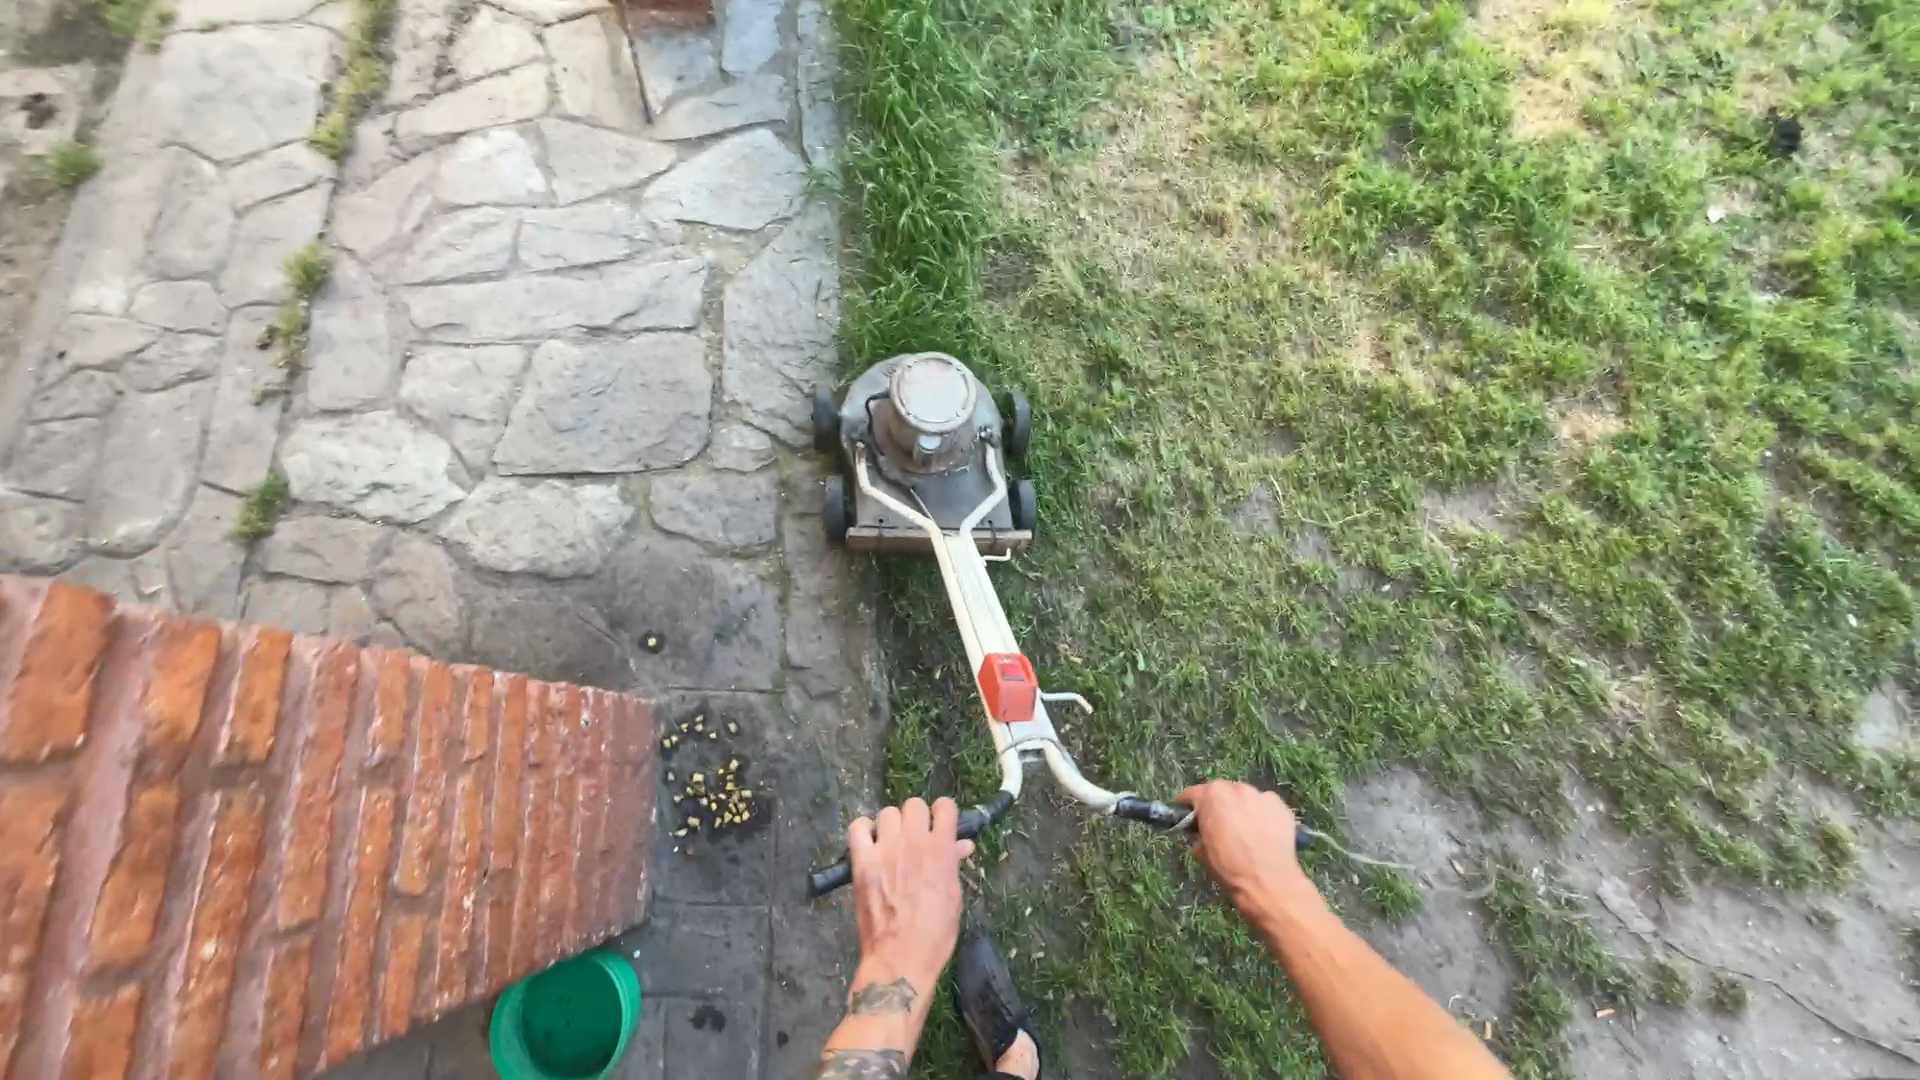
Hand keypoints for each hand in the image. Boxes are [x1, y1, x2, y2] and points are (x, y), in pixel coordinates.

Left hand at [846, 797, 975, 994]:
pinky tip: (869, 842)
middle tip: (915, 837)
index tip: (940, 824)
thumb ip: (953, 864)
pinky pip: (857, 827)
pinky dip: (863, 830)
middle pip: (914, 804)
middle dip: (917, 818)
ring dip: (891, 825)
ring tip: (891, 843)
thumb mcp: (954, 896)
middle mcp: (914, 841)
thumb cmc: (935, 933)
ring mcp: (886, 849)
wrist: (901, 959)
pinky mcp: (862, 861)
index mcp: (941, 849)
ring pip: (887, 813)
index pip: (945, 806)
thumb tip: (962, 844)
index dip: (944, 814)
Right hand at [1178, 781, 1316, 912]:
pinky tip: (1264, 832)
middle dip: (1218, 805)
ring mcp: (1260, 795)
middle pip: (1221, 792)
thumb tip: (1202, 834)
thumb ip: (1199, 834)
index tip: (1188, 817)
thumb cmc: (1230, 867)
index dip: (1188, 807)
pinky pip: (1265, 806)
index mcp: (1211, 795)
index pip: (1192, 794)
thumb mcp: (1202, 852)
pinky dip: (1262, 814)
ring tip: (1246, 829)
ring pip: (1245, 797)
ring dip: (1241, 808)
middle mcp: (1235, 788)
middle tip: (1220, 825)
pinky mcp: (1280, 806)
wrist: (1269, 883)